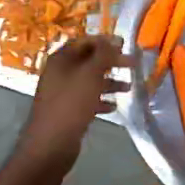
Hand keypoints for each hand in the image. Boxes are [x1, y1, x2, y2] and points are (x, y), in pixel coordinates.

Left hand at [19, 35, 128, 168]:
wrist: (51, 144)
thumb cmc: (71, 104)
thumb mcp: (90, 75)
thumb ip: (103, 55)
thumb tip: (114, 40)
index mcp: (60, 59)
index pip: (84, 41)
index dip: (104, 41)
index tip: (125, 44)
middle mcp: (60, 73)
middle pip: (88, 61)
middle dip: (111, 62)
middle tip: (132, 64)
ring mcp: (62, 93)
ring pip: (89, 81)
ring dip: (109, 82)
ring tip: (129, 87)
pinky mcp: (67, 111)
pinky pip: (87, 99)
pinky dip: (101, 100)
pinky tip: (114, 106)